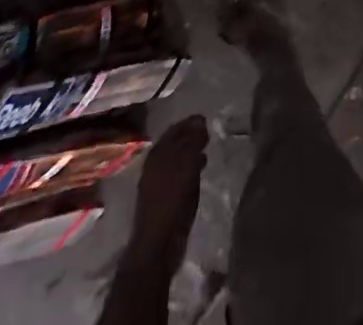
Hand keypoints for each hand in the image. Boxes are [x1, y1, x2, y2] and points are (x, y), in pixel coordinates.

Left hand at [129, 115, 207, 262]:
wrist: (157, 244)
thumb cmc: (171, 204)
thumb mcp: (185, 169)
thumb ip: (192, 145)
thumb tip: (199, 122)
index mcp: (157, 154)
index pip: (174, 131)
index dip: (188, 124)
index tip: (204, 118)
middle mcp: (155, 164)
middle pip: (174, 144)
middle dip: (189, 136)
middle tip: (207, 130)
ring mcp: (158, 182)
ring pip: (176, 158)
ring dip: (190, 151)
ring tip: (206, 147)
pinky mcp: (164, 198)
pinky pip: (179, 173)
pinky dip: (190, 166)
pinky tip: (201, 169)